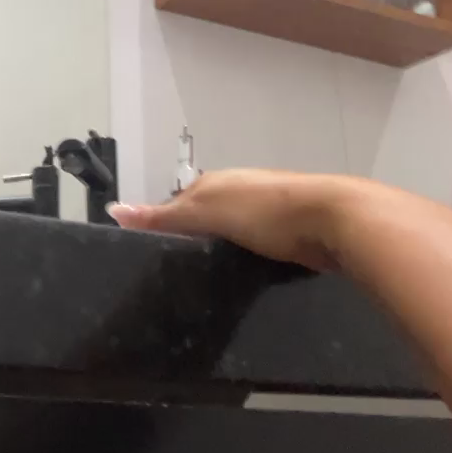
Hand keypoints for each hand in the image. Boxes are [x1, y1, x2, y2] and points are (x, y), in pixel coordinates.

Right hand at [108, 169, 360, 271]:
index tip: (157, 252)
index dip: (165, 224)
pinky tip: (250, 269)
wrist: (338, 221)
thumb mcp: (205, 214)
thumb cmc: (266, 213)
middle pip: (207, 213)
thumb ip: (162, 216)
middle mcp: (242, 188)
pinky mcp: (294, 228)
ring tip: (216, 271)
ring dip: (226, 244)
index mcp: (218, 181)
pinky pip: (261, 241)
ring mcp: (271, 207)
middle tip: (184, 267)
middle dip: (196, 235)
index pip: (178, 201)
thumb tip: (113, 209)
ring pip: (235, 228)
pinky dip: (251, 252)